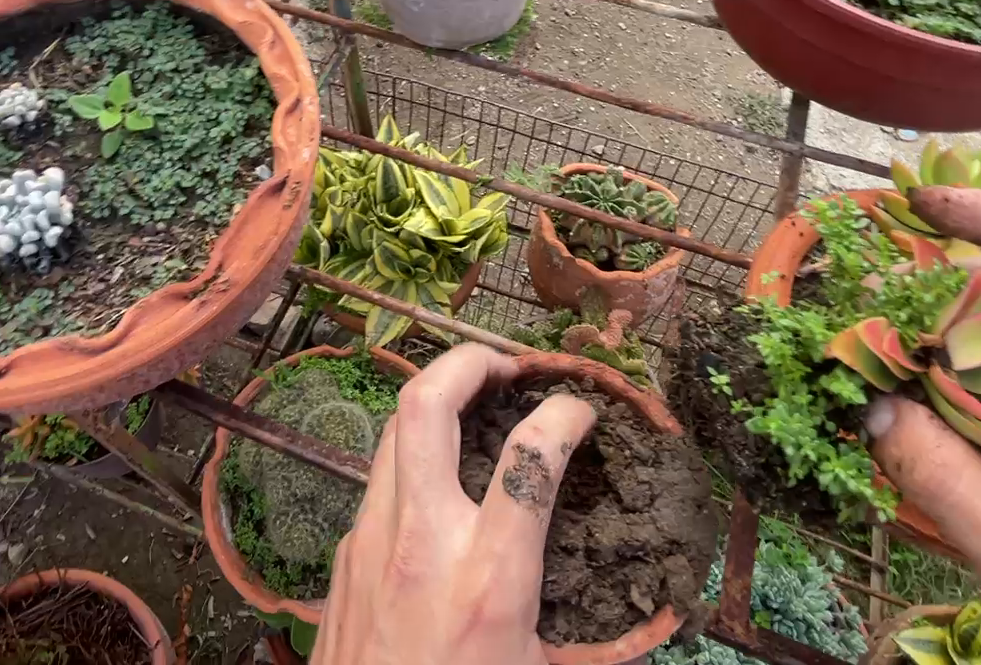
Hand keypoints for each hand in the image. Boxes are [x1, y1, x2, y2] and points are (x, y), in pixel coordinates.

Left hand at [312, 344, 597, 664]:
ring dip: (436, 396)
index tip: (579, 409)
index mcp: (487, 577)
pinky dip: (415, 452)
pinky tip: (439, 475)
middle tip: (504, 364)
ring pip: (394, 428)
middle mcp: (422, 540)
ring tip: (474, 398)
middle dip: (467, 362)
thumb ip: (582, 619)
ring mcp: (370, 539)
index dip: (564, 414)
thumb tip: (634, 600)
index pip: (531, 457)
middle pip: (427, 405)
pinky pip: (381, 474)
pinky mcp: (345, 552)